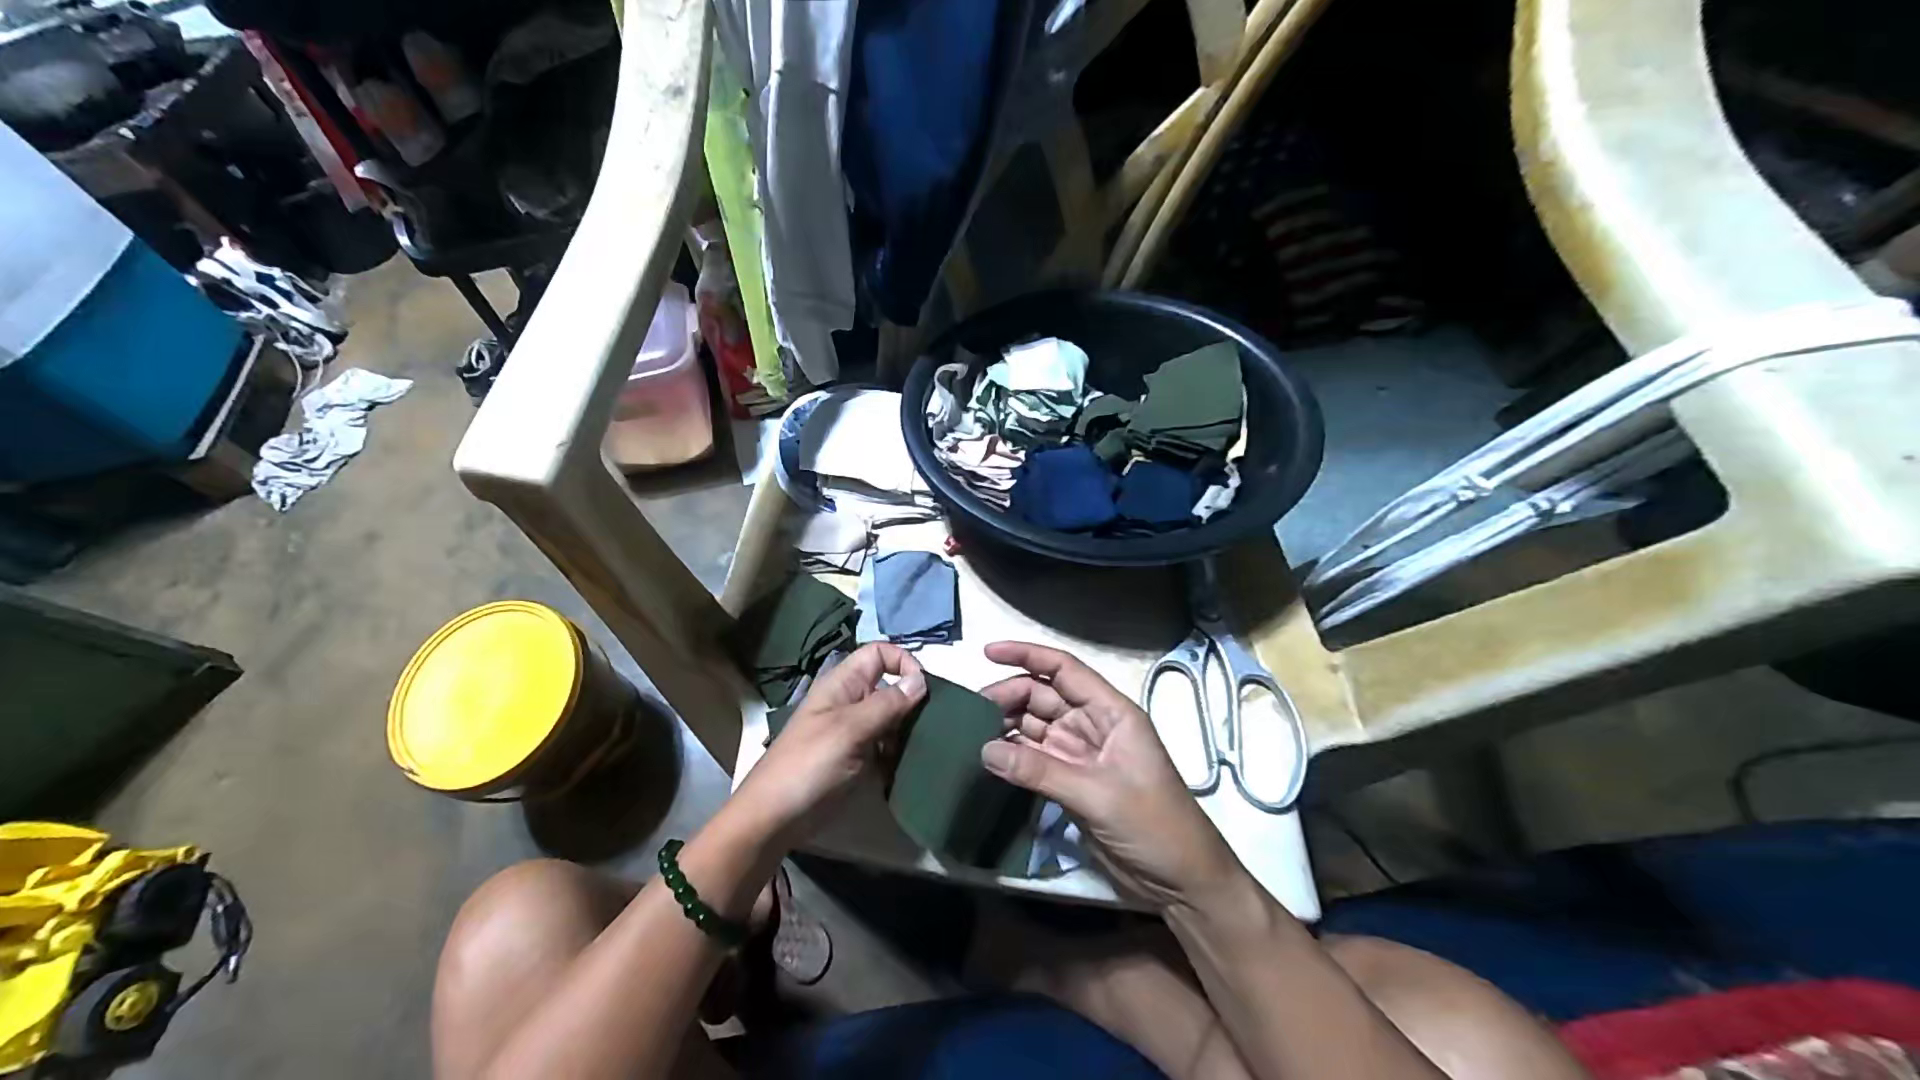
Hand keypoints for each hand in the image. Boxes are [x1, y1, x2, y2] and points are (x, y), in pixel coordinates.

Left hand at [732, 643, 926, 848]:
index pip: (879, 653)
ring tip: (919, 747)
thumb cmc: (809, 765)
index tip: (923, 689)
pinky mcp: (857, 758)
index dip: (903, 661)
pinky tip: (905, 766)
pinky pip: (885, 745)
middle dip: (910, 700)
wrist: (775, 817)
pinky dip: (897, 752)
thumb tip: (921, 680)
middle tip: (927, 724)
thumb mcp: (850, 729)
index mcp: (843, 684)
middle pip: (889, 685)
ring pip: (891, 717)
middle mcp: (850, 702)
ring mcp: (853, 731)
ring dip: (906, 729)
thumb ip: (887, 703)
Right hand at [979, 641, 1242, 910]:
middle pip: (1043, 696)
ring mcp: (1080, 754)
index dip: (1027, 655)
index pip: (1064, 669)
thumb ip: (1039, 770)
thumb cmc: (1154, 825)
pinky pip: (1033, 758)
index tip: (987, 652)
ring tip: (970, 733)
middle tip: (970, 713)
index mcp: (1110, 712)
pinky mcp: (1070, 782)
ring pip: (1034, 726)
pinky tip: (986, 758)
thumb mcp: (1097, 794)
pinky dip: (1011, 756)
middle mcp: (1092, 725)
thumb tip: (984, 750)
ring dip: (1005, 727)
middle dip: (1008, 697)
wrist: (1182, 881)